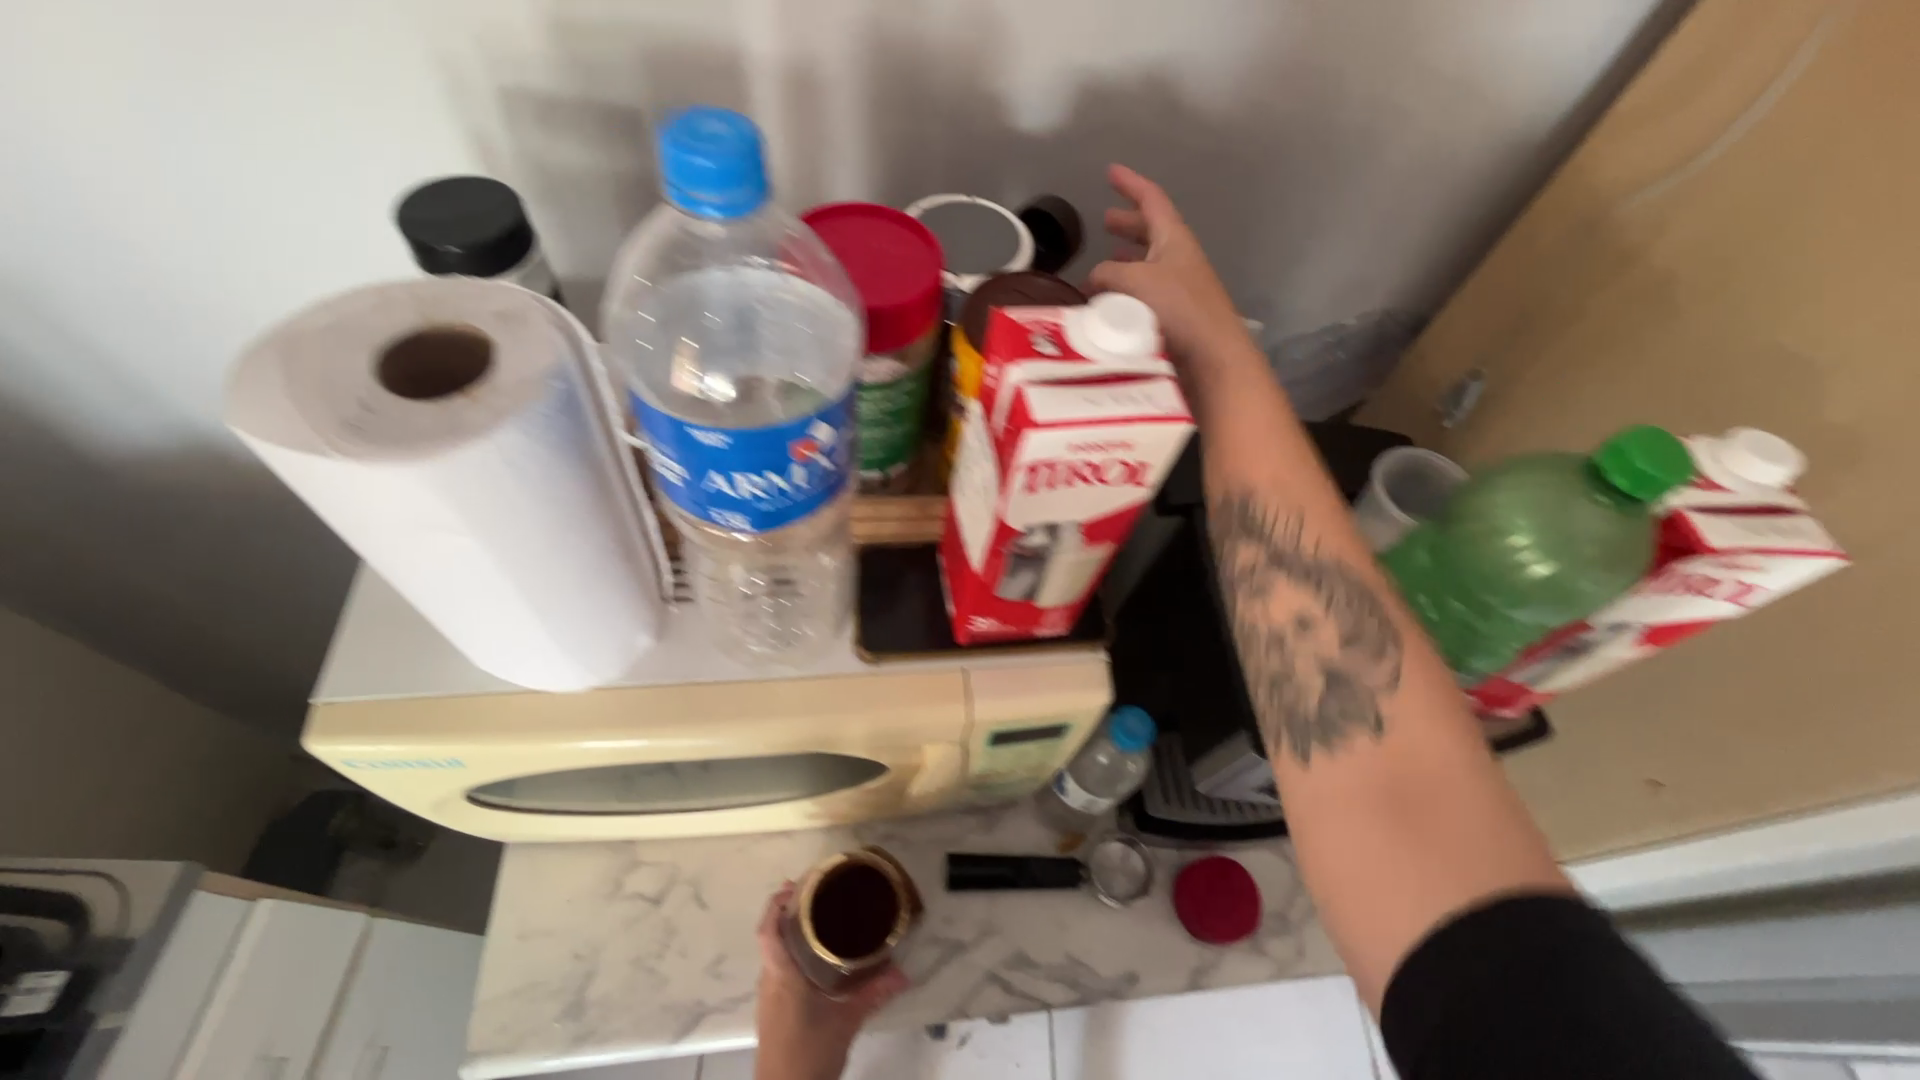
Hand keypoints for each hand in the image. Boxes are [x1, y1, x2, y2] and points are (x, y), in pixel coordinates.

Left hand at [754, 881, 909, 1079]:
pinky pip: (780, 969)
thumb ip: (873, 995)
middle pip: (772, 936)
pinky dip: (794, 954)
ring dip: (791, 932)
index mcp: (783, 976)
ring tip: (820, 918)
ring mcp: (769, 996)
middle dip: (790, 911)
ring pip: (776, 953)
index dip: (776, 905)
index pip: (768, 931)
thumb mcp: (846, 1023)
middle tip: (818, 893)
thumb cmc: (808, 1056)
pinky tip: (817, 958)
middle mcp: (770, 981)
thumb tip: (903, 973)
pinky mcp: (773, 1010)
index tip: (795, 884)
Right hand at [1088, 164, 1252, 364]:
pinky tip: (1108, 305)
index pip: (1151, 200)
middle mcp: (1178, 258)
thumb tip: (1091, 280)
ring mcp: (1177, 287)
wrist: (1211, 355)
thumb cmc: (1178, 308)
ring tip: (1102, 266)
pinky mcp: (1173, 316)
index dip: (1130, 184)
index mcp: (1174, 238)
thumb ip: (1107, 273)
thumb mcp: (1136, 280)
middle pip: (1150, 231)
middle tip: (1105, 222)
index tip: (1110, 172)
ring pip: (1146, 265)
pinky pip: (1144, 294)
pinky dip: (1124, 292)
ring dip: (1123, 262)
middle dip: (1127, 225)